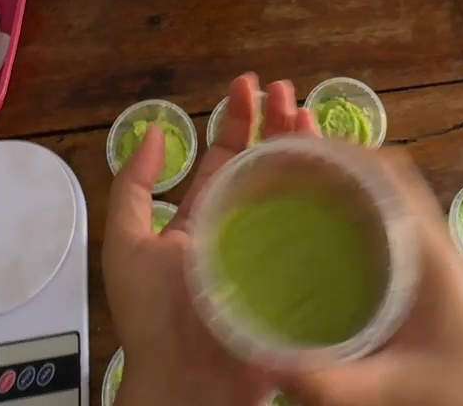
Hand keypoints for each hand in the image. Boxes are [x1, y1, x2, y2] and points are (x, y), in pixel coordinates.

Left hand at [104, 73, 318, 405]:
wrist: (186, 386)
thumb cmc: (153, 319)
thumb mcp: (125, 244)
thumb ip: (132, 187)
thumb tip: (156, 132)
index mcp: (205, 214)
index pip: (226, 154)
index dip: (238, 118)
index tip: (250, 85)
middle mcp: (242, 223)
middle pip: (265, 161)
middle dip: (276, 121)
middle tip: (289, 89)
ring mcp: (274, 246)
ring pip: (294, 184)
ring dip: (303, 146)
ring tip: (310, 113)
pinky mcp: (299, 272)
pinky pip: (318, 226)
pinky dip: (328, 192)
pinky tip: (337, 166)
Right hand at [270, 151, 462, 405]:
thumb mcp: (394, 390)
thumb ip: (333, 382)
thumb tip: (267, 362)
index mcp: (431, 250)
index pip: (392, 173)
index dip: (349, 152)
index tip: (305, 149)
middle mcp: (438, 239)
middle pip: (391, 174)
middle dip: (344, 161)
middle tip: (294, 167)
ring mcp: (441, 252)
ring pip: (396, 193)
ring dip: (357, 181)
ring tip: (307, 188)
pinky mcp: (438, 270)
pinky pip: (399, 218)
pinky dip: (367, 208)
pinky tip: (336, 234)